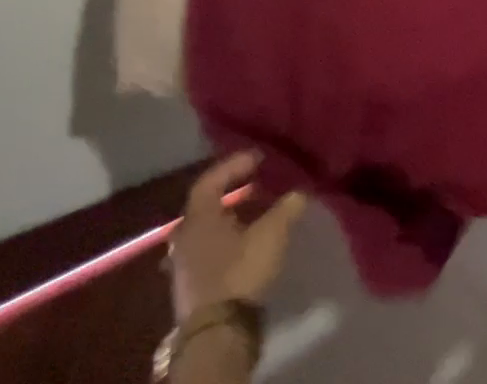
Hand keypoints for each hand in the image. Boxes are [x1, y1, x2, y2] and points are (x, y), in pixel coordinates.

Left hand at [170, 152, 306, 320]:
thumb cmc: (241, 270)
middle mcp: (184, 236)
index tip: (259, 156)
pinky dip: (231, 236)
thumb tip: (302, 190)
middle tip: (262, 181)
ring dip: (234, 215)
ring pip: (210, 227)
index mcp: (198, 218)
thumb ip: (288, 206)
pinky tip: (251, 239)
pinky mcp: (194, 282)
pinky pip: (212, 247)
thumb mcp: (272, 233)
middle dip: (236, 190)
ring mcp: (186, 262)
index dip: (234, 164)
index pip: (210, 180)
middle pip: (208, 204)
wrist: (218, 330)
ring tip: (261, 210)